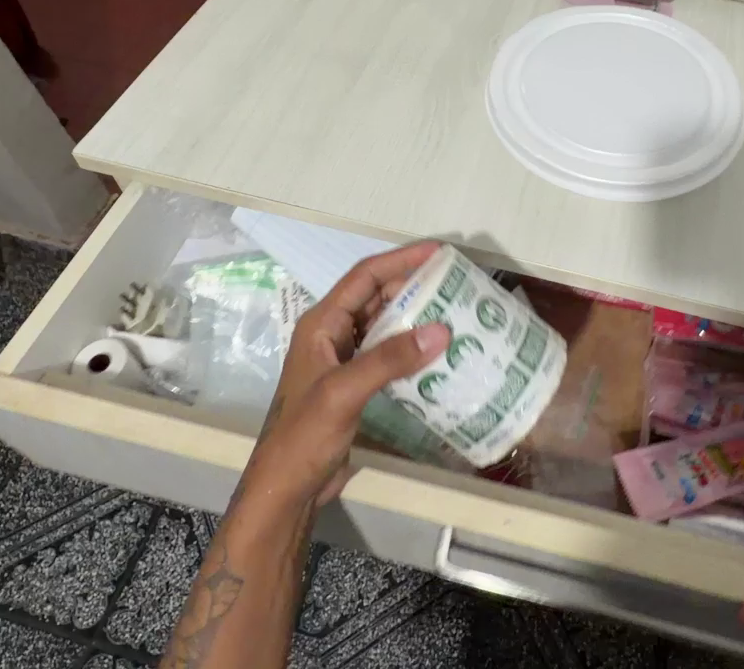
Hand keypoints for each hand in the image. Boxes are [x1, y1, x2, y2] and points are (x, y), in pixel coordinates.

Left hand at [235, 242, 449, 512]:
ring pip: (385, 325)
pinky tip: (440, 355)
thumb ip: (389, 359)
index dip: (401, 260)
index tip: (439, 253)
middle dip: (414, 286)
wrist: (287, 489)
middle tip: (456, 284)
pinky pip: (388, 353)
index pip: (365, 276)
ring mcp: (344, 360)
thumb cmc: (305, 435)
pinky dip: (412, 348)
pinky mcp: (356, 384)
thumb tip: (442, 329)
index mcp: (322, 323)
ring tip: (456, 313)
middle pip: (377, 296)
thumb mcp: (345, 392)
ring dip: (416, 317)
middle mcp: (333, 334)